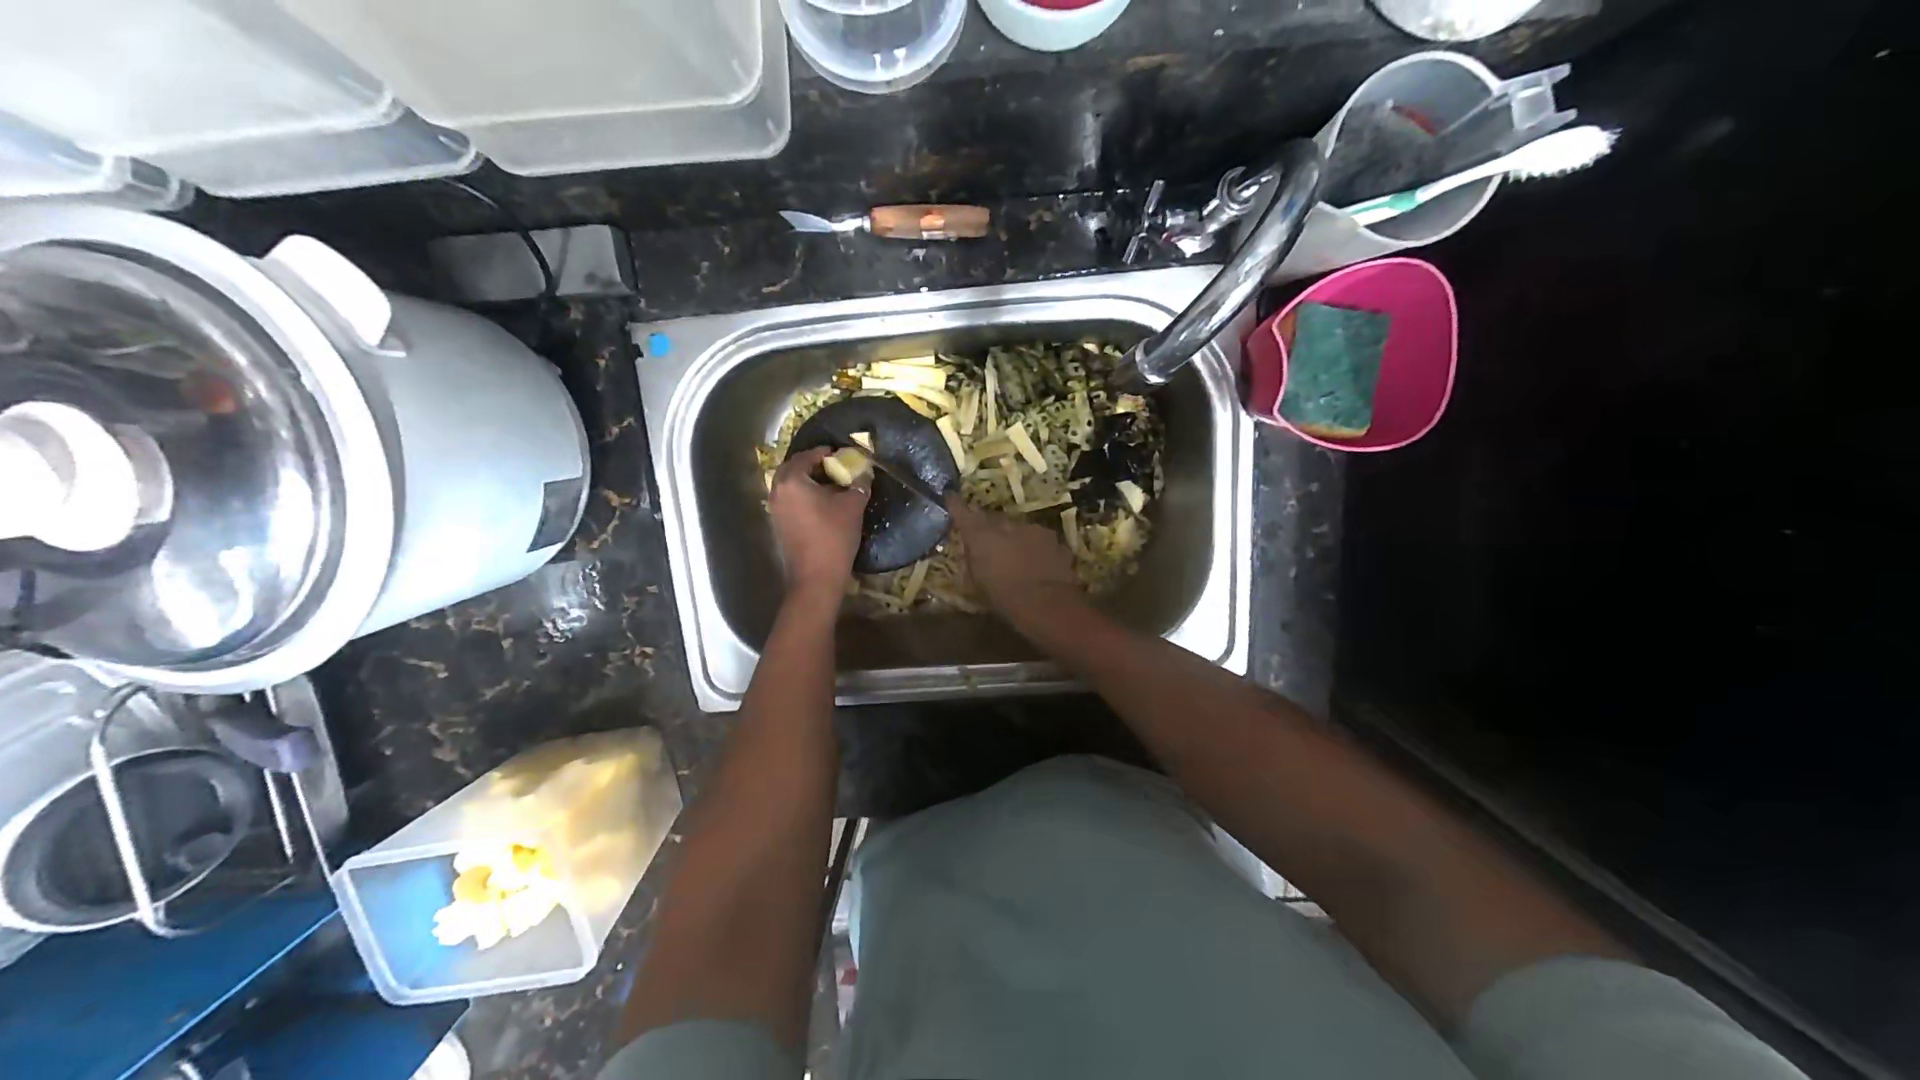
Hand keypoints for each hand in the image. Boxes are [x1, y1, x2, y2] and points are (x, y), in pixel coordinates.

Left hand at [769, 447, 869, 598]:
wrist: (816, 577)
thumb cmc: (834, 536)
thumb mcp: (853, 506)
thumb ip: (859, 484)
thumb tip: (864, 473)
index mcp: (792, 481)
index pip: (807, 456)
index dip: (824, 452)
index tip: (839, 453)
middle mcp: (777, 491)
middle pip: (793, 468)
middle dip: (812, 464)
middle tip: (832, 466)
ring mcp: (775, 509)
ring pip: (789, 485)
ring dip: (807, 481)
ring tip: (829, 485)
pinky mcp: (779, 524)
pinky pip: (789, 500)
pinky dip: (803, 496)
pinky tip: (822, 504)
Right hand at [946, 496, 1085, 619]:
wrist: (1046, 602)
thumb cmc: (1002, 597)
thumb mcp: (975, 585)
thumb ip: (970, 561)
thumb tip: (969, 550)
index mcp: (981, 535)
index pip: (963, 513)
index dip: (955, 504)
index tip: (950, 495)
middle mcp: (1006, 524)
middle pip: (994, 519)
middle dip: (990, 527)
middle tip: (989, 541)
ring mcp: (1033, 529)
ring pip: (1019, 528)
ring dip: (1015, 538)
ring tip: (1017, 557)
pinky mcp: (1054, 539)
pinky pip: (1039, 540)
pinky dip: (1036, 548)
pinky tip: (1038, 564)